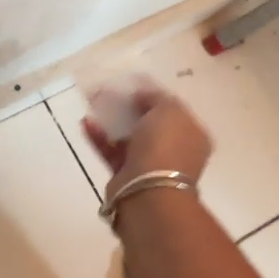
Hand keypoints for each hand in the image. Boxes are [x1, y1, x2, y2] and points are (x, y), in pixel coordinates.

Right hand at [83, 90, 212, 199]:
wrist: (148, 192)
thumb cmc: (165, 147)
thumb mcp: (169, 110)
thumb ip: (156, 97)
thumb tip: (142, 97)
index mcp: (192, 135)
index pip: (174, 111)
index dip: (155, 96)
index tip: (134, 85)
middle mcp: (174, 150)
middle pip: (150, 124)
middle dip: (131, 108)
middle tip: (112, 93)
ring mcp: (150, 165)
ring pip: (129, 137)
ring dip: (112, 121)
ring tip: (94, 103)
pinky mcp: (126, 175)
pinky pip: (112, 151)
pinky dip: (99, 137)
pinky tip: (86, 122)